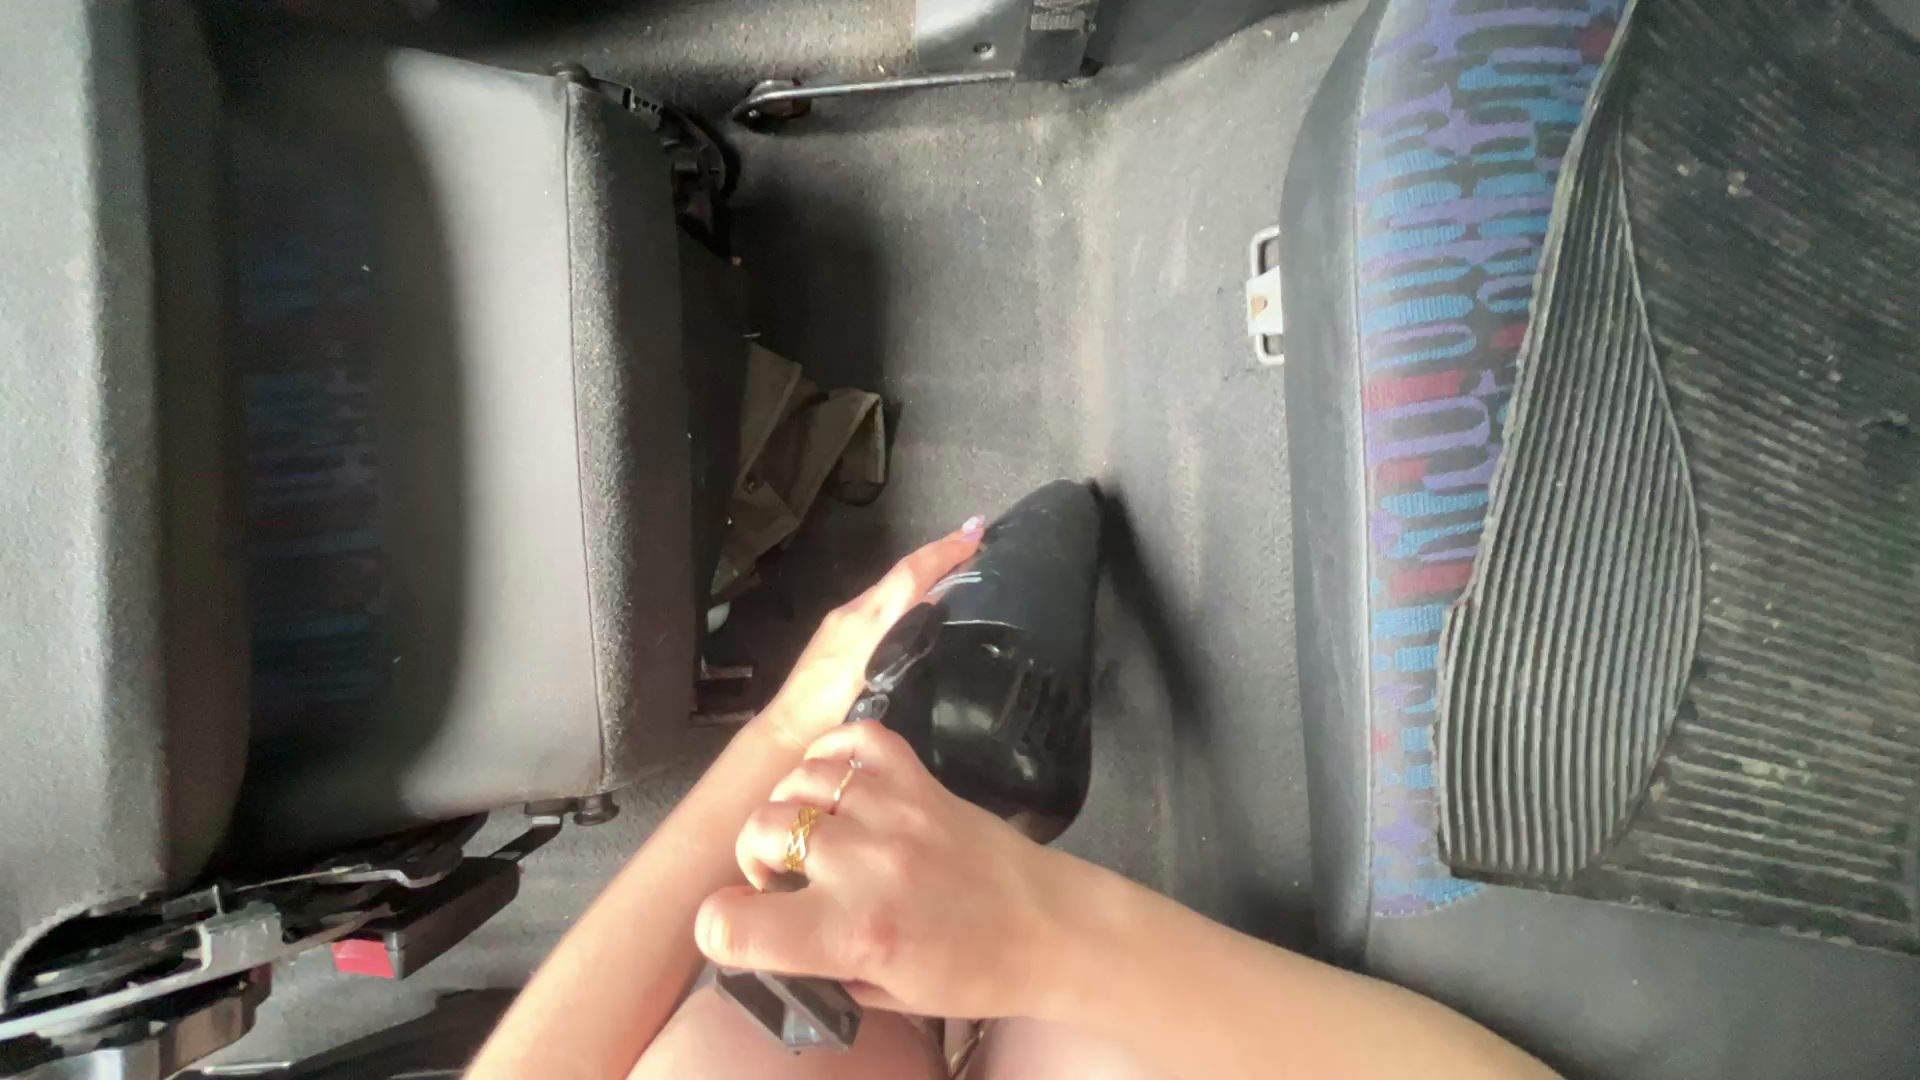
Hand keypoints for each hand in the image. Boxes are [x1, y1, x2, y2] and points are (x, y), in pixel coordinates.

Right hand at [696, 721, 1072, 1019]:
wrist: (1048, 926)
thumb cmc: (972, 972)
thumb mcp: (884, 993)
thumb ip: (817, 962)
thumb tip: (769, 931)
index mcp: (851, 934)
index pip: (731, 925)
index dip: (719, 929)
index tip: (740, 926)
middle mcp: (864, 864)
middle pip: (759, 830)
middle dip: (754, 857)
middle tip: (783, 875)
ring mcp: (893, 810)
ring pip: (799, 780)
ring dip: (790, 806)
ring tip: (812, 828)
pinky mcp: (919, 778)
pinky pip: (856, 738)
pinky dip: (833, 751)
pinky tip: (836, 780)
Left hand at [753, 519, 983, 750]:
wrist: (788, 733)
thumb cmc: (833, 721)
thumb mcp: (879, 688)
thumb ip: (905, 645)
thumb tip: (933, 605)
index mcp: (866, 623)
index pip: (910, 575)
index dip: (944, 552)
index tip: (975, 531)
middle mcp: (854, 611)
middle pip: (901, 572)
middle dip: (938, 551)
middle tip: (973, 537)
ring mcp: (842, 619)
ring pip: (890, 584)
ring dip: (923, 569)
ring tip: (956, 562)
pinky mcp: (837, 630)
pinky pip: (879, 598)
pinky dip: (905, 589)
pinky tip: (919, 599)